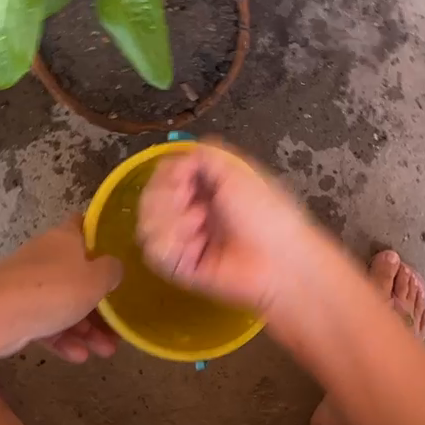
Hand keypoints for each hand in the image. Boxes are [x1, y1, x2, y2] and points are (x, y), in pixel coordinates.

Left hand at [0, 217, 122, 360]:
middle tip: (118, 325)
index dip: (101, 236)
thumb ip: (112, 271)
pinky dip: (63, 338)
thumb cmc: (54, 290)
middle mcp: (46, 256)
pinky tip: (78, 356)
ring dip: (87, 329)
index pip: (84, 226)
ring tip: (105, 351)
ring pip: (65, 304)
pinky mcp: (17, 309)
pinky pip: (47, 322)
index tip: (119, 253)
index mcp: (65, 239)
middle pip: (79, 275)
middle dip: (100, 303)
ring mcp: (29, 284)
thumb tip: (113, 266)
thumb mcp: (96, 280)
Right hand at [136, 141, 334, 315]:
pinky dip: (172, 247)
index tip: (185, 181)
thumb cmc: (266, 214)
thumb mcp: (238, 171)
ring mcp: (184, 241)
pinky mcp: (181, 269)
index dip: (167, 175)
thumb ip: (204, 154)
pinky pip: (154, 253)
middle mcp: (191, 211)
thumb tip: (179, 160)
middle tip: (198, 210)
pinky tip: (196, 249)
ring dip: (171, 224)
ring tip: (201, 231)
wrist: (279, 261)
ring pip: (146, 226)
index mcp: (205, 187)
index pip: (162, 173)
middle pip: (148, 198)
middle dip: (167, 200)